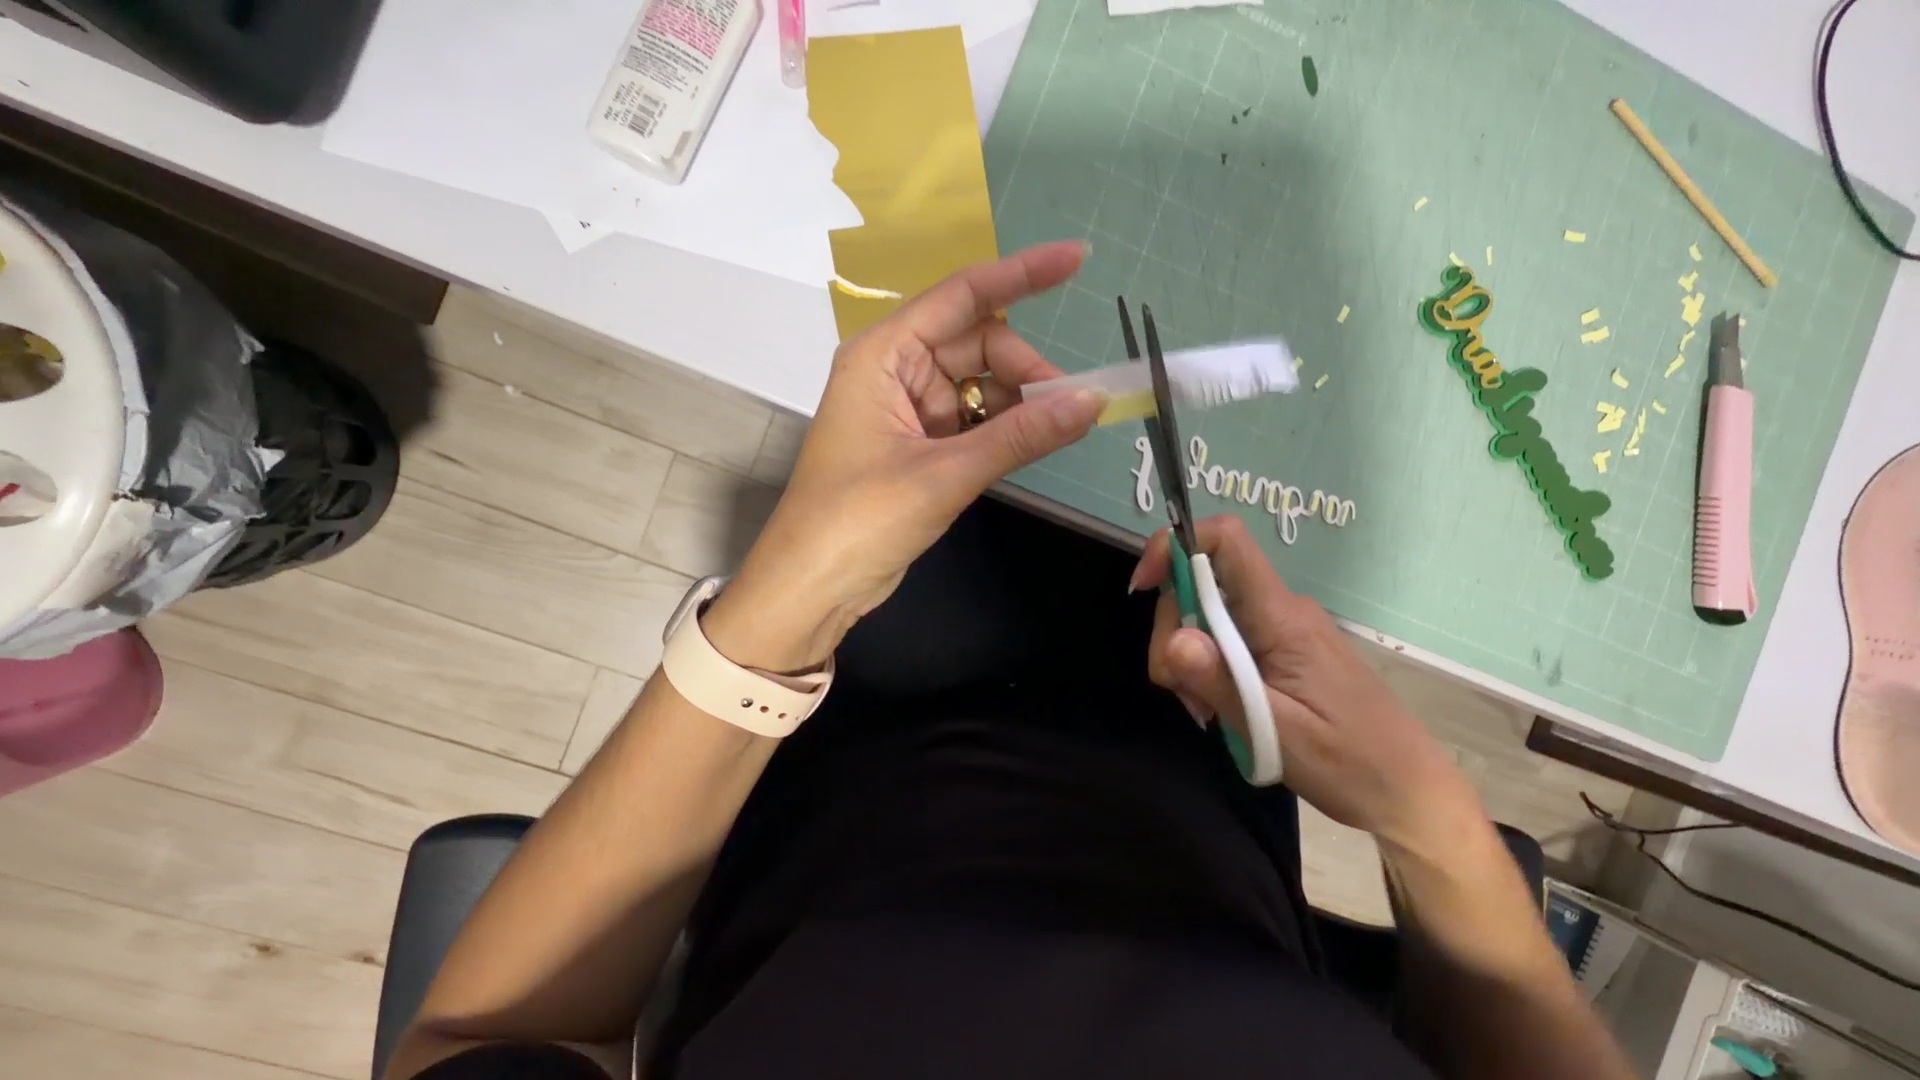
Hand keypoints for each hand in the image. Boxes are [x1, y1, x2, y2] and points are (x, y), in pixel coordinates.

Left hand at [702, 242, 1105, 673]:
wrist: (813, 586)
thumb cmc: (860, 519)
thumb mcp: (945, 474)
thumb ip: (1021, 435)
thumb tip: (1092, 401)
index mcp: (883, 355)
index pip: (962, 296)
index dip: (1022, 274)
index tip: (1078, 259)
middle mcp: (894, 370)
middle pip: (977, 343)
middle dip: (1025, 368)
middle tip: (1069, 405)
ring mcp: (906, 409)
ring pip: (980, 384)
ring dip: (1018, 402)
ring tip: (1052, 429)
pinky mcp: (917, 445)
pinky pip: (973, 419)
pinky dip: (1003, 428)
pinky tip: (1029, 443)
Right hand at [1132, 516, 1484, 857]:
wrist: (1406, 790)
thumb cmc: (1348, 762)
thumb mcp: (1275, 730)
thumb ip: (1221, 683)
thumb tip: (1174, 639)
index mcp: (1282, 617)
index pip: (1227, 540)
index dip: (1176, 547)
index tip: (1144, 588)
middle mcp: (1281, 610)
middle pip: (1203, 586)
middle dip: (1174, 631)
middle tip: (1184, 694)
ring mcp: (1282, 630)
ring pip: (1209, 617)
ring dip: (1189, 659)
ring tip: (1208, 712)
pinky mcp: (1282, 651)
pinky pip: (1228, 641)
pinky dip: (1209, 670)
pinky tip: (1221, 710)